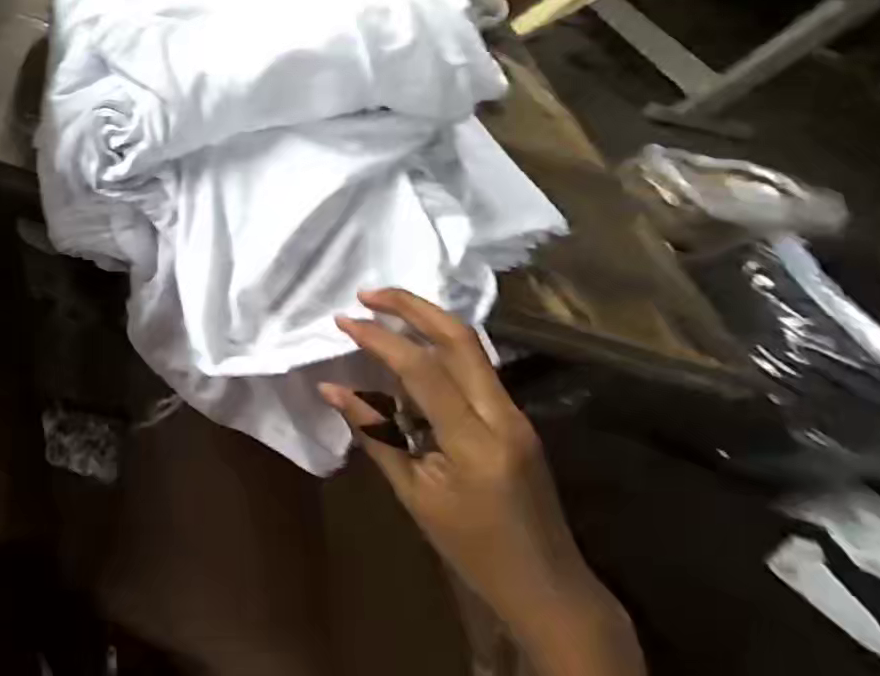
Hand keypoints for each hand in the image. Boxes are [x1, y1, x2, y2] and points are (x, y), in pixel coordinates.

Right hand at [319, 288, 642, 675]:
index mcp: (475, 442)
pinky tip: (410, 345)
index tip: (342, 321)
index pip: (423, 371)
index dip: (380, 339)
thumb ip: (374, 433)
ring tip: (382, 306)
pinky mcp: (514, 418)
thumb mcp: (413, 493)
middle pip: (461, 340)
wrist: (549, 587)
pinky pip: (473, 368)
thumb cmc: (473, 547)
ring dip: (426, 319)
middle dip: (412, 307)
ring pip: (471, 347)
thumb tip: (330, 387)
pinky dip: (438, 346)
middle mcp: (503, 417)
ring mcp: (515, 415)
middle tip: (368, 292)